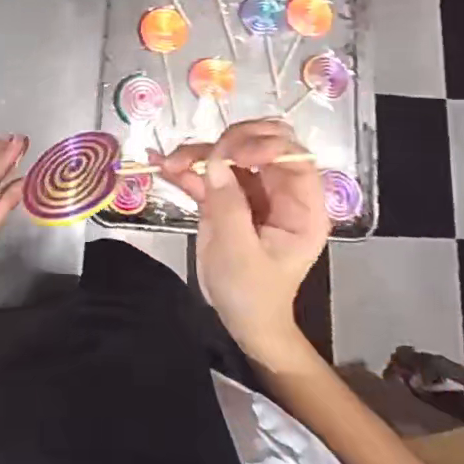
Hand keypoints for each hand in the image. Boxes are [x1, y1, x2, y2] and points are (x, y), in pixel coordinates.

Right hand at [155, 119, 328, 346]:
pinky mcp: (226, 200)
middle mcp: (280, 193)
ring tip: (169, 162)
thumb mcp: (239, 253)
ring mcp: (252, 194)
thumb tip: (214, 162)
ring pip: (231, 155)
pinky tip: (161, 163)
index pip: (295, 159)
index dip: (267, 146)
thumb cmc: (252, 294)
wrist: (242, 321)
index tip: (232, 154)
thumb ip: (228, 206)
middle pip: (264, 145)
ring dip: (199, 153)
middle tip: (202, 155)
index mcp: (302, 208)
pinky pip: (208, 175)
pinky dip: (186, 168)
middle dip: (230, 141)